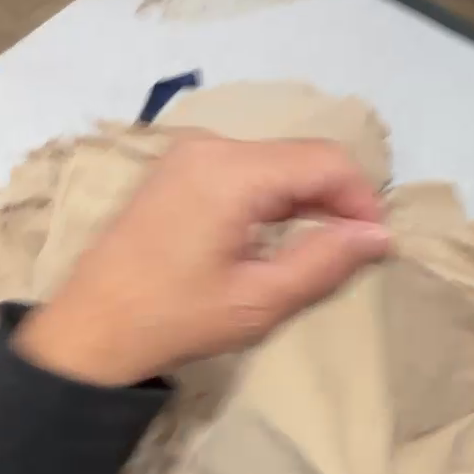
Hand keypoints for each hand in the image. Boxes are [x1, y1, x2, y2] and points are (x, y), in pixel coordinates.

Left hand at [15, 134, 390, 385]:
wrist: (94, 327)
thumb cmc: (178, 318)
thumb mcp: (261, 300)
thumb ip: (325, 262)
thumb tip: (379, 236)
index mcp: (232, 172)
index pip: (325, 161)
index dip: (362, 199)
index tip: (377, 245)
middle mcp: (211, 146)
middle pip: (301, 157)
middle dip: (339, 201)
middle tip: (355, 253)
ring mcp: (191, 154)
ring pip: (277, 164)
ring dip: (310, 201)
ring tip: (323, 250)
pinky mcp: (180, 170)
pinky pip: (249, 171)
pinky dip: (278, 199)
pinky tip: (283, 236)